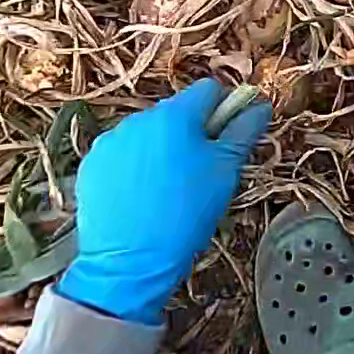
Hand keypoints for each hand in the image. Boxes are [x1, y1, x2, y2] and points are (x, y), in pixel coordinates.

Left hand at [58, 79, 272, 324]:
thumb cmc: (186, 212)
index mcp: (174, 115)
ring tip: (170, 186)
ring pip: (151, 131)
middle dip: (193, 132)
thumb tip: (261, 105)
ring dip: (164, 147)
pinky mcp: (92, 165)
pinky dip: (137, 165)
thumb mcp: (226, 170)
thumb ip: (245, 130)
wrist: (128, 265)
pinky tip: (143, 194)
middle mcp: (139, 118)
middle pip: (179, 110)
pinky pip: (125, 152)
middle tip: (201, 170)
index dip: (225, 109)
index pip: (209, 89)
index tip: (226, 140)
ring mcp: (111, 141)